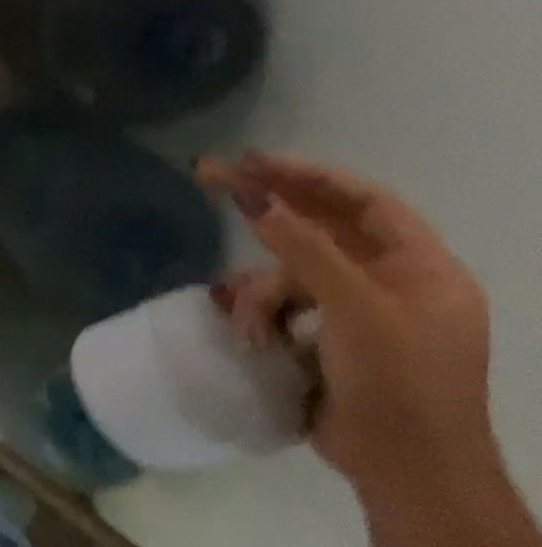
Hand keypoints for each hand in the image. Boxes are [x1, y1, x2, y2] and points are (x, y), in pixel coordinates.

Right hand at [200, 152, 495, 498]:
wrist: (406, 471)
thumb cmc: (398, 381)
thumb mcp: (354, 308)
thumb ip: (301, 244)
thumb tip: (250, 191)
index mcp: (422, 270)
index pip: (364, 201)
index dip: (308, 174)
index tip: (250, 160)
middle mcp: (393, 283)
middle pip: (322, 227)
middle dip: (267, 211)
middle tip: (207, 177)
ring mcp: (360, 312)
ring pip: (291, 271)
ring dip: (262, 291)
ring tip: (250, 323)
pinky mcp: (328, 339)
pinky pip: (284, 306)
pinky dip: (263, 316)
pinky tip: (254, 338)